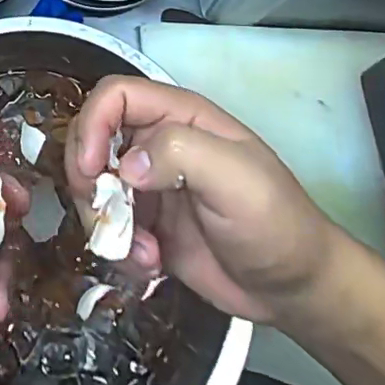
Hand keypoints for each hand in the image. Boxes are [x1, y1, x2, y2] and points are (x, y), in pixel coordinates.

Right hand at [66, 76, 341, 323]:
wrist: (297, 290)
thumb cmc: (276, 222)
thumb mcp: (237, 178)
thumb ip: (181, 153)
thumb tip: (127, 166)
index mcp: (178, 116)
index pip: (114, 95)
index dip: (93, 123)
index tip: (90, 167)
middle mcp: (156, 142)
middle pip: (92, 138)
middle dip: (87, 177)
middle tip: (101, 213)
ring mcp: (148, 182)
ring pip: (93, 184)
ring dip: (104, 220)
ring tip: (140, 252)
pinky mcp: (145, 221)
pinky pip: (107, 223)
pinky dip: (117, 246)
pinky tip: (148, 264)